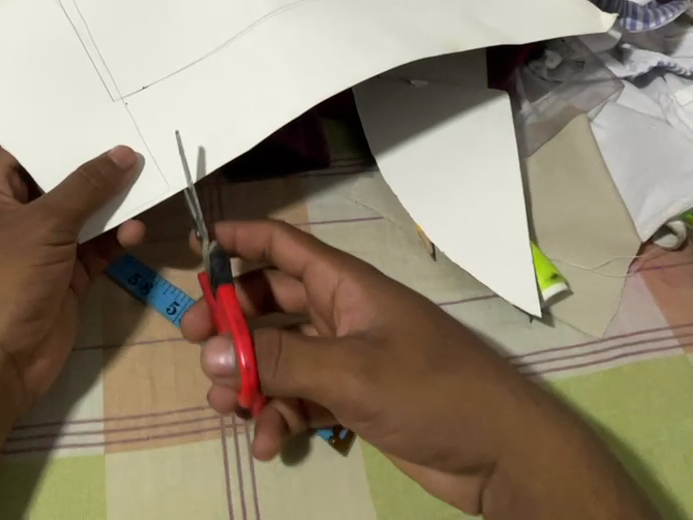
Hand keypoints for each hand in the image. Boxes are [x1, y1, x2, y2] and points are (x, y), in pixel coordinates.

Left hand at [0, 145, 144, 411]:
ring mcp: (45, 248)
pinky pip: (99, 247)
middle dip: (97, 164)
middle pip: (62, 180)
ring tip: (147, 179)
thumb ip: (86, 186)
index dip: (56, 130)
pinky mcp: (69, 277)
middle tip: (137, 134)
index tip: (97, 107)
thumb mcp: (42, 223)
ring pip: (86, 214)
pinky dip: (118, 237)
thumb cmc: (1, 280)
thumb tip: (124, 152)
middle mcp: (19, 216)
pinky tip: (138, 228)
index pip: (25, 150)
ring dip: (114, 202)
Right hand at [183, 220, 651, 517]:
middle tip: (191, 340)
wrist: (501, 454)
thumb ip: (279, 360)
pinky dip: (278, 413)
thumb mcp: (350, 372)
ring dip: (249, 376)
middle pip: (272, 302)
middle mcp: (341, 313)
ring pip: (280, 354)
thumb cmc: (431, 390)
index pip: (284, 245)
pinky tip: (268, 441)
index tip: (196, 245)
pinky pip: (298, 396)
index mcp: (346, 285)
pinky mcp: (351, 399)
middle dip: (232, 319)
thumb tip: (207, 350)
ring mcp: (346, 357)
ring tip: (225, 405)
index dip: (241, 239)